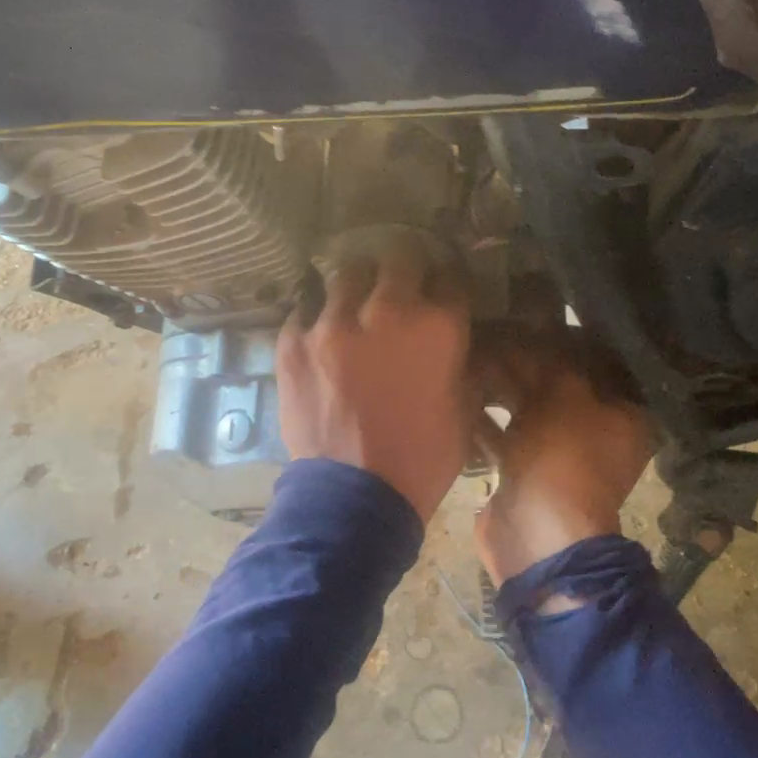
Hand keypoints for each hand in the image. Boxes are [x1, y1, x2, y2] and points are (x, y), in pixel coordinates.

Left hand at [277, 228, 473, 522]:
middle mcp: (385, 309)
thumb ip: (465, 363)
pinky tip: (321, 332)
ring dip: (356, 284)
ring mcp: (332, 322)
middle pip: (398, 259)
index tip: (442, 290)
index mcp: (437, 326)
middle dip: (404, 267)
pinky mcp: (293, 341)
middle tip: (400, 283)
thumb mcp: (465, 410)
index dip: (447, 283)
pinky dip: (316, 317)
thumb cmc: (422, 459)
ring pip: (345, 274)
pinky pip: (304, 310)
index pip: (449, 278)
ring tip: (355, 299)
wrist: (353, 499)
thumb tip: (460, 342)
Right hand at [475, 335, 655, 584]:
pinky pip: (506, 435)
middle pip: (561, 385)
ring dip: (503, 386)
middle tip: (498, 329)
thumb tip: (530, 336)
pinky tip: (463, 390)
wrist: (537, 535)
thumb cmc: (564, 455)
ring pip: (530, 409)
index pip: (601, 364)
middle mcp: (597, 434)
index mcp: (625, 416)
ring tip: (475, 353)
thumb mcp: (564, 393)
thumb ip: (549, 361)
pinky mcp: (525, 473)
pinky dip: (487, 417)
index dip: (570, 339)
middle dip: (529, 361)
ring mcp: (559, 456)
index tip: (538, 317)